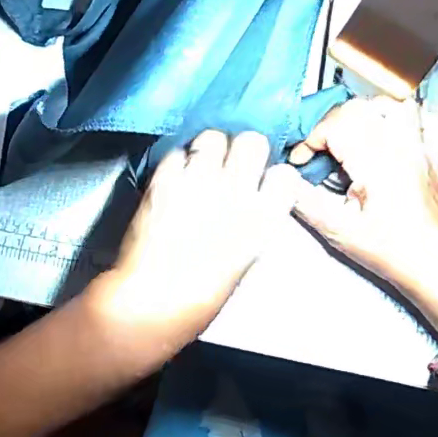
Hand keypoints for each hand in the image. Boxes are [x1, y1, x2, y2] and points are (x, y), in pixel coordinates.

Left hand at [81, 130, 295, 360]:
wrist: (154, 299)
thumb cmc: (199, 297)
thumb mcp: (243, 260)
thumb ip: (249, 224)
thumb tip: (244, 204)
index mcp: (263, 219)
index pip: (284, 175)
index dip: (269, 175)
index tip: (259, 180)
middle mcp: (236, 191)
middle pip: (251, 141)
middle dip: (239, 150)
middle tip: (225, 165)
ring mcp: (199, 180)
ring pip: (212, 137)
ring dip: (206, 149)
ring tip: (196, 165)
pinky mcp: (164, 178)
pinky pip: (176, 153)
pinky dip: (175, 162)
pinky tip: (170, 179)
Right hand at [286, 96, 437, 301]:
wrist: (436, 266)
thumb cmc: (395, 252)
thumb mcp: (337, 229)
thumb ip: (303, 199)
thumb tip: (280, 179)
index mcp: (378, 162)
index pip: (336, 123)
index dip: (311, 139)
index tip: (303, 160)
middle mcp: (403, 148)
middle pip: (361, 106)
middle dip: (331, 123)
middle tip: (321, 148)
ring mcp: (422, 149)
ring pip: (395, 103)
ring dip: (366, 113)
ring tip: (351, 133)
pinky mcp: (435, 157)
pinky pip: (428, 121)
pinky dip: (408, 121)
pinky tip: (393, 135)